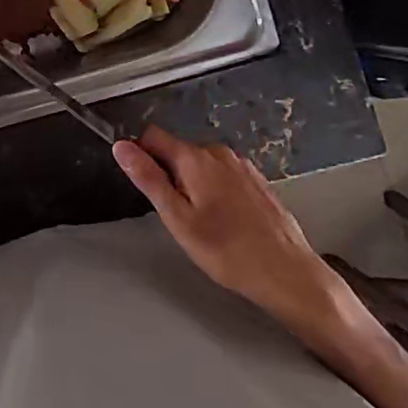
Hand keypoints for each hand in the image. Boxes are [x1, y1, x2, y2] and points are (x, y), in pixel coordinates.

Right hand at [113, 125, 338, 331]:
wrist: (286, 272)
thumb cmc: (228, 252)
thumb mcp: (178, 219)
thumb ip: (148, 178)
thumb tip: (121, 147)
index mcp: (195, 158)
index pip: (153, 136)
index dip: (140, 155)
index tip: (144, 184)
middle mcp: (219, 152)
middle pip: (178, 151)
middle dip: (170, 176)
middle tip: (178, 217)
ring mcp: (241, 164)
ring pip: (201, 165)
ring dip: (193, 185)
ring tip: (204, 225)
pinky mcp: (256, 179)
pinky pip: (223, 175)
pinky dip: (215, 191)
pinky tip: (226, 223)